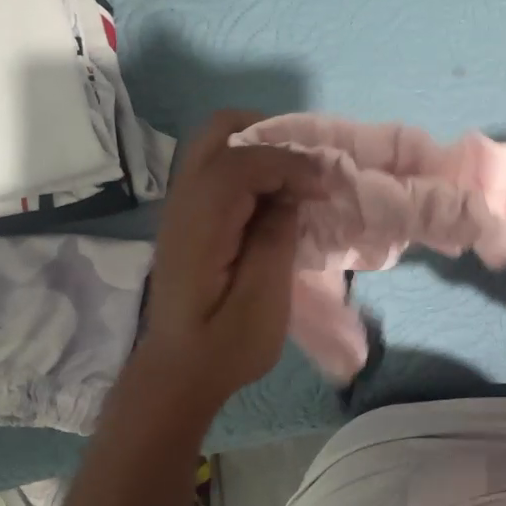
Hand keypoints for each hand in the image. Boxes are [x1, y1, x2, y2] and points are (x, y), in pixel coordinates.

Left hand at [133, 110, 322, 415]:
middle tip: (312, 166)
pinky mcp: (190, 220)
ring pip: (218, 145)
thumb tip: (291, 195)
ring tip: (302, 179)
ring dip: (263, 150)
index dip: (290, 161)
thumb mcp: (261, 303)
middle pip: (220, 131)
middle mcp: (183, 203)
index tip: (327, 187)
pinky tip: (281, 198)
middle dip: (273, 135)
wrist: (178, 374)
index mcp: (199, 225)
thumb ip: (274, 240)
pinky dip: (253, 168)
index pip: (241, 161)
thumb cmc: (224, 349)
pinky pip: (219, 169)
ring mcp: (182, 208)